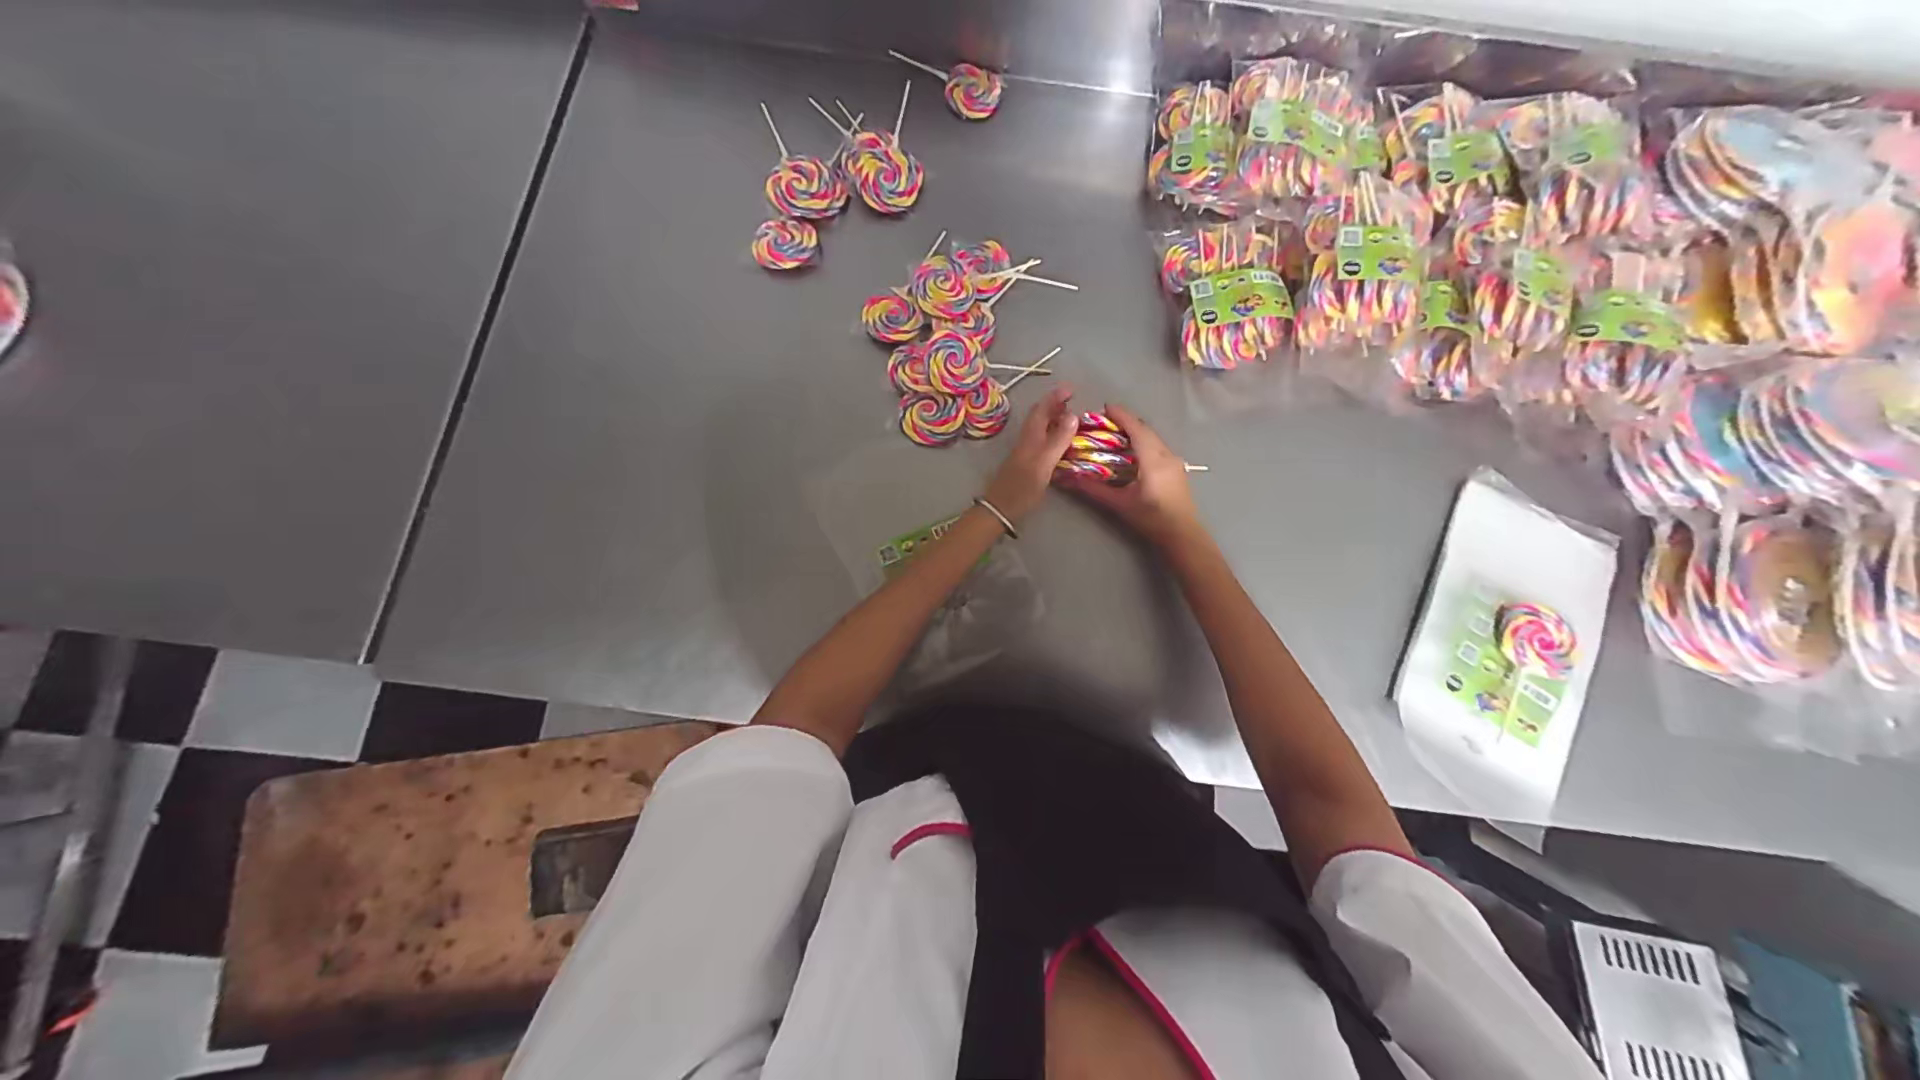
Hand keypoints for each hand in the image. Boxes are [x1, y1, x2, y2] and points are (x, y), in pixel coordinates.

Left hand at [981, 384, 1077, 523]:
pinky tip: (1062, 443)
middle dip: (1055, 405)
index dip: (1055, 396)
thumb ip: (1058, 439)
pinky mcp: (1027, 462)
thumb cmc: (1022, 487)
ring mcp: (1026, 451)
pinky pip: (1042, 440)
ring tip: (1071, 418)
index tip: (1071, 388)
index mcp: (1031, 435)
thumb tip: (1073, 415)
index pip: (1043, 408)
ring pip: (1041, 428)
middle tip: (1072, 401)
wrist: (1001, 508)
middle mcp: (1027, 439)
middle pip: (1040, 416)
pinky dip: (1053, 435)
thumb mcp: (1044, 463)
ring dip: (1054, 419)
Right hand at [1058, 403, 1204, 548]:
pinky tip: (1133, 452)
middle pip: (1146, 430)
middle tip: (1105, 423)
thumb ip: (1093, 489)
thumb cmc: (1151, 518)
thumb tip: (1067, 479)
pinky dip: (1144, 442)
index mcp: (1153, 458)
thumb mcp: (1119, 504)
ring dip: (1136, 432)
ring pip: (1153, 438)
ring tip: (1116, 435)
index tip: (1104, 407)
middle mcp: (1166, 454)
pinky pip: (1158, 447)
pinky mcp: (1177, 470)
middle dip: (1126, 422)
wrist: (1182, 535)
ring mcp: (1175, 461)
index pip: (1136, 428)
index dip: (1121, 415)